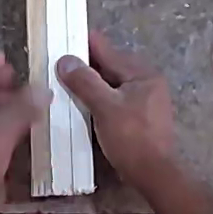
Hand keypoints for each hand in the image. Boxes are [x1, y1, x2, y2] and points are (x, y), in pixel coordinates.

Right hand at [57, 31, 181, 186]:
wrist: (154, 175)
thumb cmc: (131, 138)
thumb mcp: (105, 107)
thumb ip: (85, 82)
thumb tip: (65, 60)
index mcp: (142, 74)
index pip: (108, 51)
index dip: (84, 44)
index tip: (62, 38)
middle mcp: (147, 82)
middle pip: (111, 66)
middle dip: (86, 65)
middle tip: (58, 64)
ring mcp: (147, 101)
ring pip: (113, 84)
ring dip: (92, 84)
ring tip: (66, 84)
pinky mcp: (142, 118)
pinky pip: (116, 99)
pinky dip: (100, 99)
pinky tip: (84, 106)